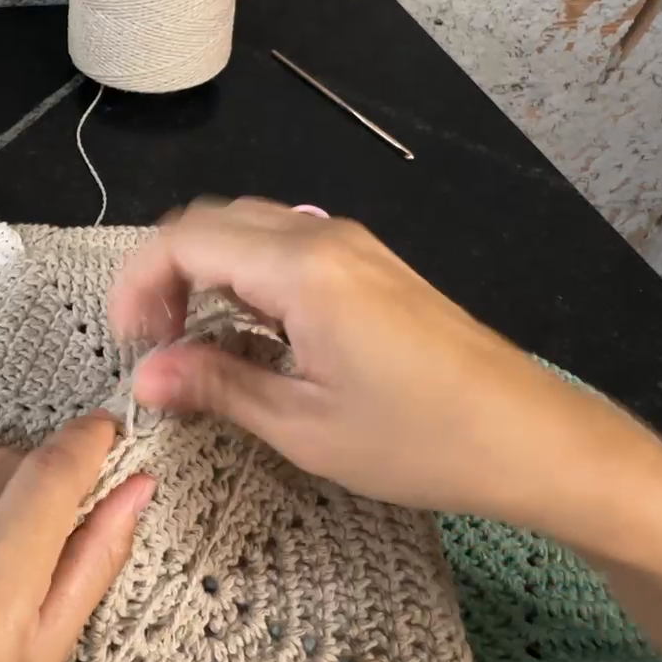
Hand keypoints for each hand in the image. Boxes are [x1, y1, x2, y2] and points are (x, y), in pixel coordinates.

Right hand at [108, 197, 653, 532]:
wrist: (533, 436)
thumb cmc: (418, 440)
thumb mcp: (304, 425)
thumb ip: (216, 386)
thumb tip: (144, 377)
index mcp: (301, 268)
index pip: (186, 240)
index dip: (139, 283)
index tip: (129, 340)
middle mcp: (320, 234)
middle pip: (210, 221)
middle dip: (165, 273)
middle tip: (156, 341)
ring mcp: (348, 242)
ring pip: (245, 227)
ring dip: (203, 270)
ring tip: (193, 337)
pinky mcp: (365, 260)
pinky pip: (281, 243)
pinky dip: (243, 274)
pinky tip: (248, 328)